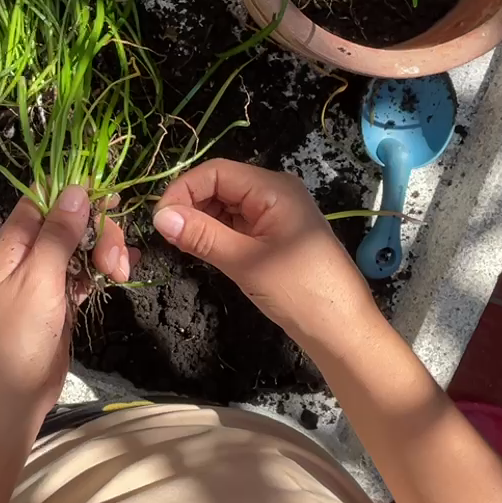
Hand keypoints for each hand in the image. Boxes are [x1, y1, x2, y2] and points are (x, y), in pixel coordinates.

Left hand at [0, 186, 131, 421]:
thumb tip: (77, 189)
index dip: (77, 190)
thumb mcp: (37, 279)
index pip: (46, 195)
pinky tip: (125, 271)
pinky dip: (104, 269)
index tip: (110, 198)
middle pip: (72, 219)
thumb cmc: (15, 337)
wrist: (8, 400)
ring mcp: (47, 277)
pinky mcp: (62, 301)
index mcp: (16, 241)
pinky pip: (87, 272)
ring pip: (83, 245)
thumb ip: (57, 234)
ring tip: (119, 274)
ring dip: (106, 251)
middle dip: (99, 229)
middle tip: (115, 258)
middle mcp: (30, 253)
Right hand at [153, 160, 382, 347]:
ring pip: (225, 205)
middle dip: (190, 204)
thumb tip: (159, 217)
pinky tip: (201, 249)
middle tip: (166, 234)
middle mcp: (274, 193)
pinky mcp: (273, 236)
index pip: (216, 172)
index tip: (159, 219)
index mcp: (273, 188)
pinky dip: (215, 233)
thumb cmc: (300, 292)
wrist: (342, 330)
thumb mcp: (245, 262)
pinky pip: (236, 224)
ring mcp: (275, 215)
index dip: (183, 189)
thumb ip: (201, 235)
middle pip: (220, 184)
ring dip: (201, 219)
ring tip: (181, 244)